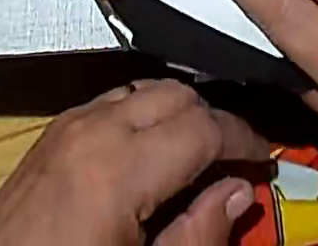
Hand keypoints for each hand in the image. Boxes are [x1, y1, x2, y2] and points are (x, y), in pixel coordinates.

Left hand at [0, 79, 268, 245]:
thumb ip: (197, 235)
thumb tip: (239, 192)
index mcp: (120, 169)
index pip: (204, 128)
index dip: (243, 139)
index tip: (263, 159)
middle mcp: (97, 129)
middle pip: (181, 94)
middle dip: (214, 121)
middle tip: (234, 159)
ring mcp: (72, 124)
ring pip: (150, 88)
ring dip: (181, 112)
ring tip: (197, 154)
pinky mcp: (54, 130)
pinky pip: (117, 98)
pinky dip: (146, 112)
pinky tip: (150, 151)